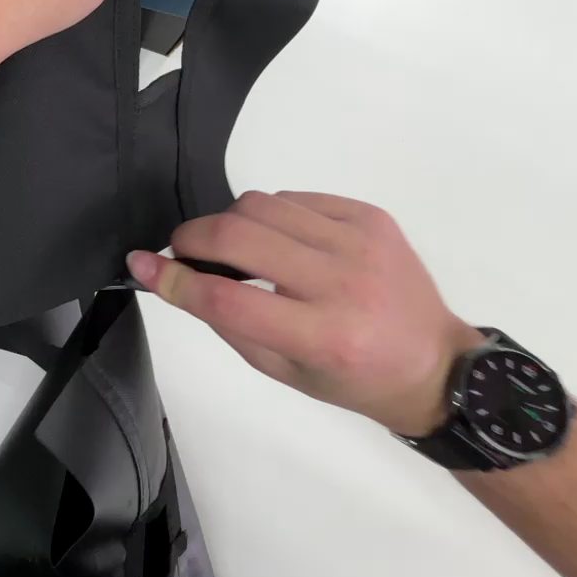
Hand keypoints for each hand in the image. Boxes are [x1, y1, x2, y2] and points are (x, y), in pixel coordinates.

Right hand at [127, 192, 485, 435]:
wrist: (437, 365)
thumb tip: (169, 273)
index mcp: (323, 337)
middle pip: (238, 236)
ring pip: (259, 205)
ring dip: (231, 225)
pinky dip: (269, 215)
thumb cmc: (351, 379)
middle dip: (192, 238)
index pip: (226, 297)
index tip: (139, 264)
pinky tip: (280, 241)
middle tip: (184, 251)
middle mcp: (345, 283)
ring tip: (239, 250)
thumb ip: (223, 319)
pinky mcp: (370, 216)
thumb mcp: (280, 370)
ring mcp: (362, 242)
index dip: (173, 279)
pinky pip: (292, 197)